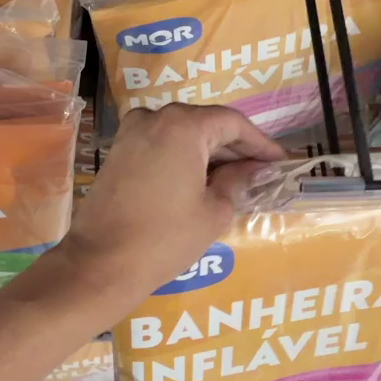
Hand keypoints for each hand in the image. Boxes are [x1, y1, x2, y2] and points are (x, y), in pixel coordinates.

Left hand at [58, 104, 284, 303]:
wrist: (102, 262)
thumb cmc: (165, 238)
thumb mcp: (214, 212)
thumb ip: (237, 182)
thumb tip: (253, 170)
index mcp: (183, 126)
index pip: (232, 123)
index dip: (259, 142)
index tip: (278, 160)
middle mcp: (154, 118)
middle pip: (205, 124)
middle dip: (233, 147)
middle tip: (259, 171)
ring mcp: (130, 133)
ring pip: (181, 134)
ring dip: (208, 152)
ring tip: (233, 178)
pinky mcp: (117, 152)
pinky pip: (159, 145)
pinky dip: (182, 157)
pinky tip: (199, 180)